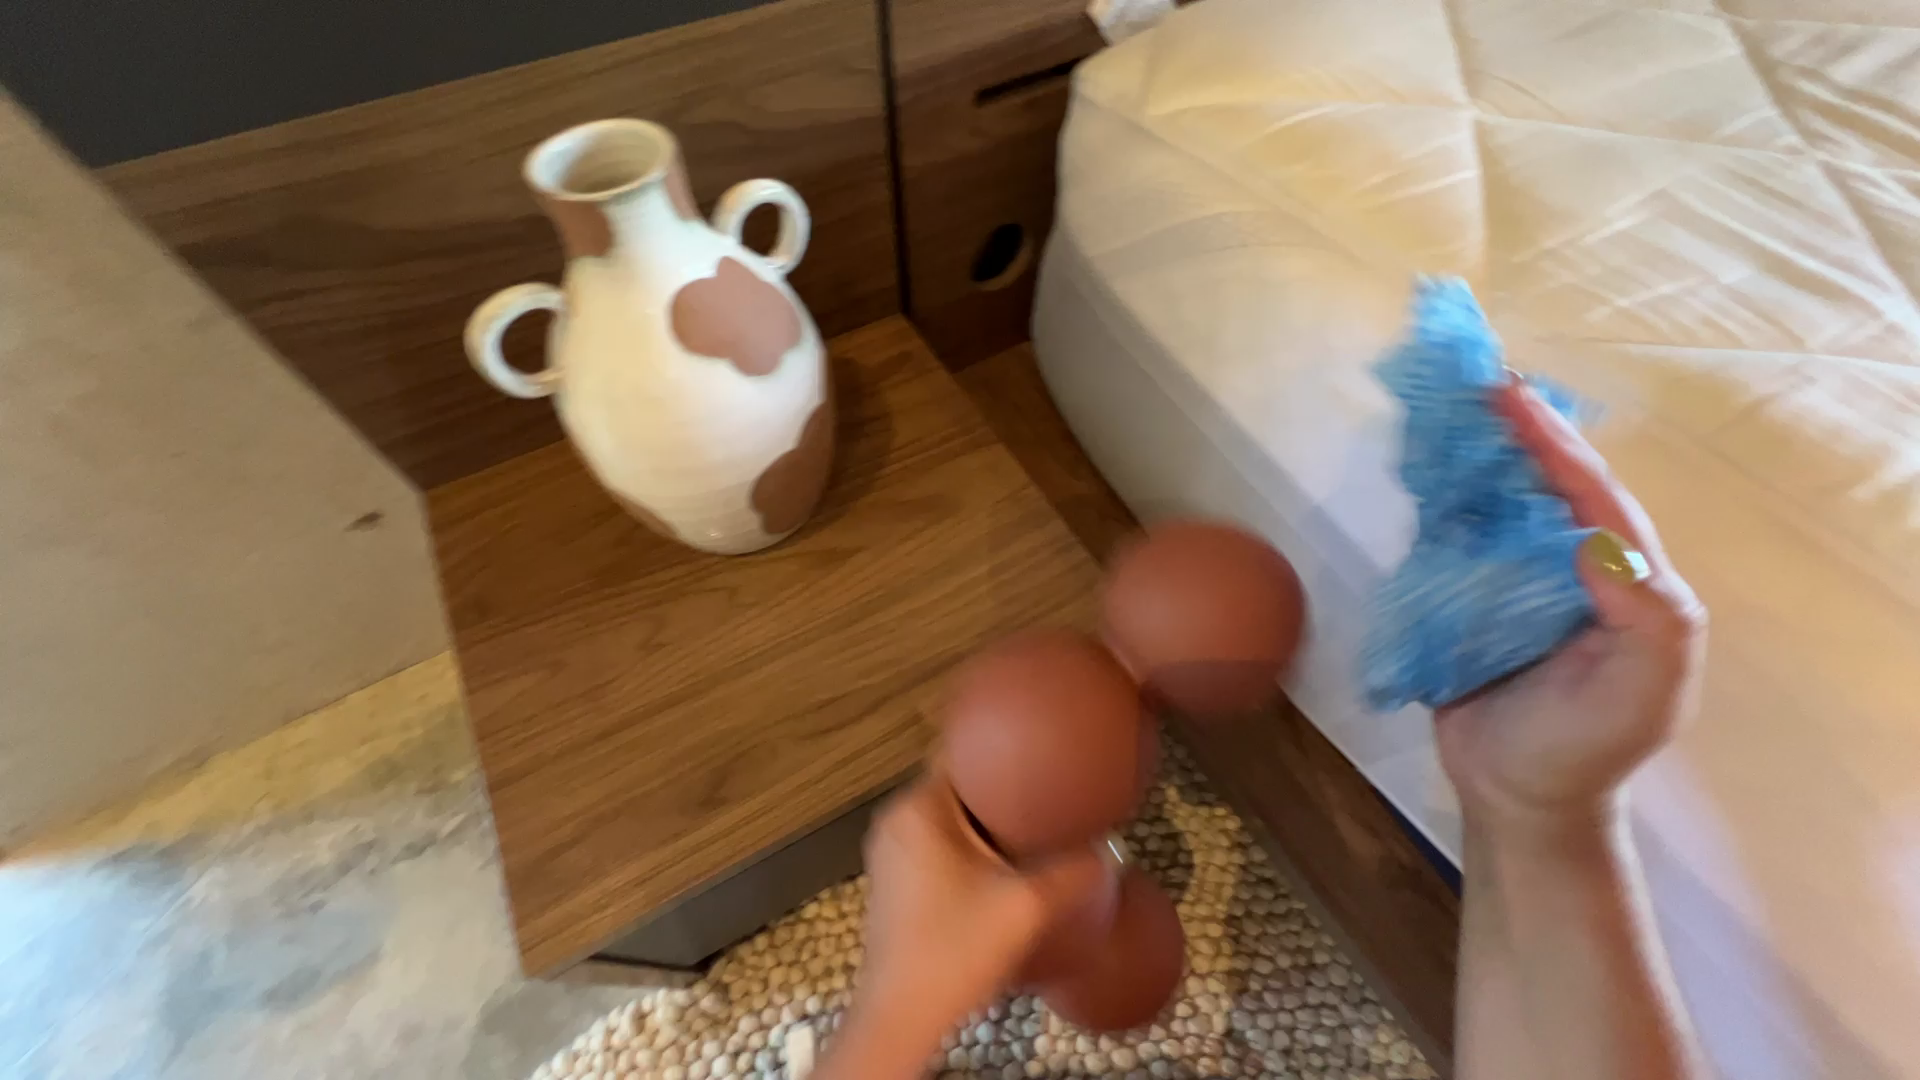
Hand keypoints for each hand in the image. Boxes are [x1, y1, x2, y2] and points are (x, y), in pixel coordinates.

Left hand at [850, 775, 1106, 1049]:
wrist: (901, 1016)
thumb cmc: (955, 948)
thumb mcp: (1026, 907)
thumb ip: (1073, 873)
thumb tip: (1110, 851)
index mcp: (919, 805)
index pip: (961, 753)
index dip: (1002, 750)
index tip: (1040, 753)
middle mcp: (897, 816)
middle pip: (957, 784)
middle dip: (1000, 789)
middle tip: (1047, 792)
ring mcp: (890, 849)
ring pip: (947, 815)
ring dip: (984, 819)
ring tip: (1032, 825)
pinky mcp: (894, 878)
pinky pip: (936, 839)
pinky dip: (967, 842)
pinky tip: (1000, 862)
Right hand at [1435, 381, 1707, 837]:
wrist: (1514, 791)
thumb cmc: (1581, 745)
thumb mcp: (1637, 694)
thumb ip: (1644, 621)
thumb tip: (1601, 541)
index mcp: (1624, 581)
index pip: (1592, 498)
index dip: (1554, 445)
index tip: (1510, 398)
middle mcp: (1570, 568)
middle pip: (1548, 486)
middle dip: (1519, 432)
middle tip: (1479, 383)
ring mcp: (1517, 580)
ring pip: (1500, 505)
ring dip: (1476, 457)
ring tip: (1446, 412)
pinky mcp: (1468, 596)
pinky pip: (1456, 538)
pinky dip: (1441, 501)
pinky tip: (1421, 474)